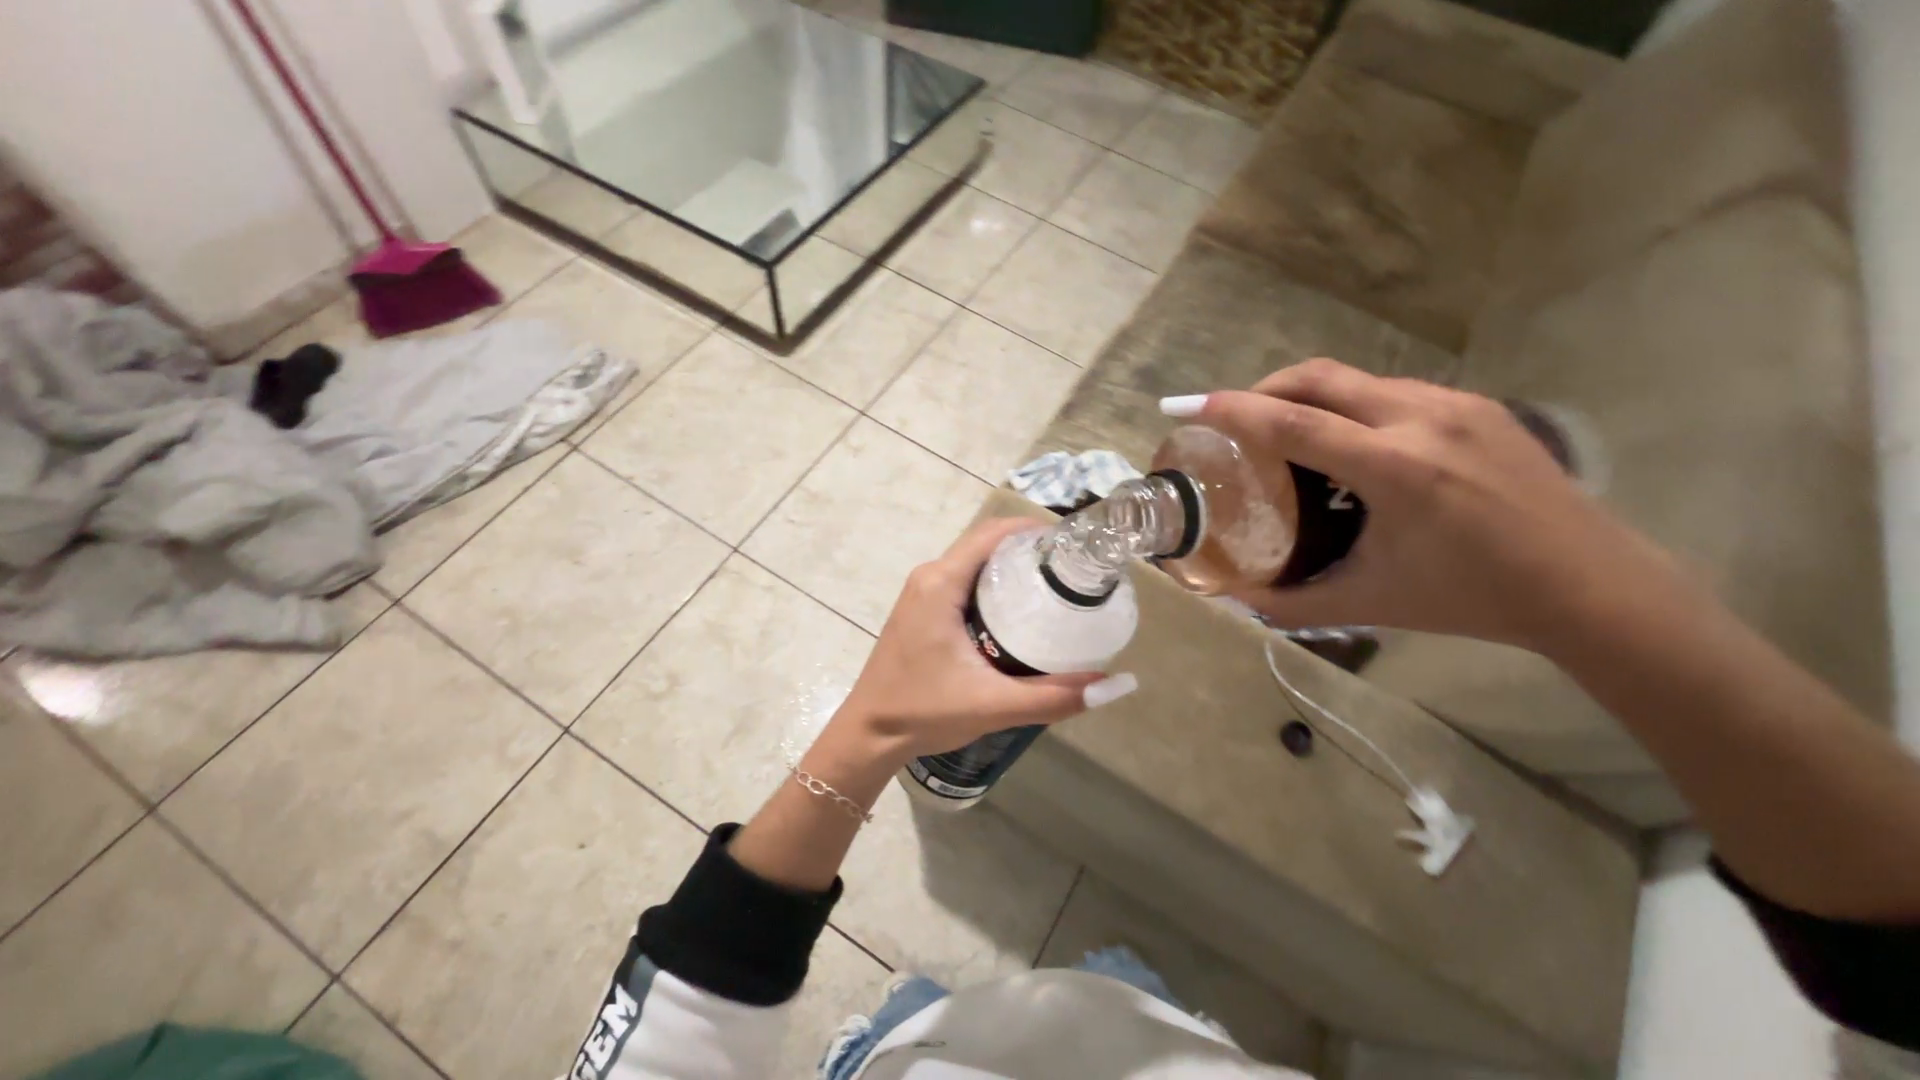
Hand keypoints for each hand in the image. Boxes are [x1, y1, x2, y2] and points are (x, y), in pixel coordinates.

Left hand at [829, 518, 1135, 765]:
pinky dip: (994, 587)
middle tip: (1076, 570)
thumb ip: (1054, 696)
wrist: (869, 735)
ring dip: (1012, 569)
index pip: (992, 533)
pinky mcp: (921, 612)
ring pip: (975, 565)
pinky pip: (964, 583)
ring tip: (1058, 588)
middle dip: (1030, 550)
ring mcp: (921, 594)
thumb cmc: (923, 711)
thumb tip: (1113, 684)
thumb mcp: (994, 704)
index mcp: (940, 583)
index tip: (1073, 542)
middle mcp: (929, 578)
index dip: (1033, 529)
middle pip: (986, 545)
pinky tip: (1022, 613)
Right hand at [1187, 359, 1684, 649]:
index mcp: (1395, 468)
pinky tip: (1351, 444)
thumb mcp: (1370, 603)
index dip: (1231, 411)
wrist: (1589, 584)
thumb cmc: (1472, 599)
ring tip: (1287, 431)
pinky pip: (1393, 391)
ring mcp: (1456, 405)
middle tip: (1231, 416)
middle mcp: (1422, 419)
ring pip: (1357, 379)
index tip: (1186, 405)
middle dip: (1263, 387)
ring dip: (1309, 395)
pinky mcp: (1479, 405)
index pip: (1292, 423)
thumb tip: (1234, 600)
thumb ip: (1293, 602)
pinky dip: (1352, 405)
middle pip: (1318, 377)